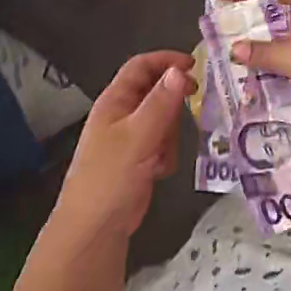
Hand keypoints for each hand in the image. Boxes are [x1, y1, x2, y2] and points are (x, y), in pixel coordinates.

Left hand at [49, 50, 195, 245]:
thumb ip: (161, 103)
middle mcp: (122, 115)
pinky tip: (159, 171)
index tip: (195, 65)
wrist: (95, 230)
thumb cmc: (110, 177)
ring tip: (162, 154)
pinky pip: (163, 145)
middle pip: (156, 92)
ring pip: (163, 120)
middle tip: (191, 108)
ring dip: (170, 133)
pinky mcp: (140, 160)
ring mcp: (131, 139)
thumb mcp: (138, 136)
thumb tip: (180, 70)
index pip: (141, 66)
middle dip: (172, 103)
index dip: (166, 60)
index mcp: (114, 101)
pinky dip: (166, 155)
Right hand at [209, 0, 290, 147]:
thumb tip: (235, 47)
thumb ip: (266, 52)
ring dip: (245, 64)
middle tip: (207, 36)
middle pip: (265, 29)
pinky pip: (274, 84)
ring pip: (267, 59)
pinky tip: (234, 93)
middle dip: (239, 32)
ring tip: (213, 67)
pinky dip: (257, 87)